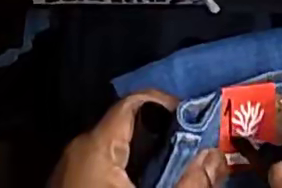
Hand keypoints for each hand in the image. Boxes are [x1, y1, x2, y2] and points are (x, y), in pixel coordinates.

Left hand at [52, 91, 227, 187]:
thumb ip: (192, 182)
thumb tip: (216, 156)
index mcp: (95, 147)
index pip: (135, 102)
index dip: (167, 105)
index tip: (193, 124)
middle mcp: (76, 153)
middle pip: (125, 127)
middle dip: (159, 138)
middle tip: (188, 152)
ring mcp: (65, 178)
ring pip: (112, 152)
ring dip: (142, 161)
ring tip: (169, 176)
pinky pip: (97, 172)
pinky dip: (122, 176)